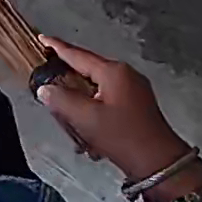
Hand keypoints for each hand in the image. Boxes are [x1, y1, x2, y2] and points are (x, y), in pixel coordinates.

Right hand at [35, 35, 191, 179]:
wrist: (159, 163)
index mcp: (113, 72)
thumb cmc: (122, 137)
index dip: (58, 47)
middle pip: (87, 71)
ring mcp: (134, 89)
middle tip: (49, 92)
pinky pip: (106, 100)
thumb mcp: (86, 119)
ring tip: (71, 125)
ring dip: (81, 106)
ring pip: (96, 89)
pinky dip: (94, 113)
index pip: (78, 55)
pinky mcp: (137, 104)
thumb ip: (61, 100)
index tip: (43, 38)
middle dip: (68, 84)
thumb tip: (45, 89)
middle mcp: (125, 74)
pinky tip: (89, 136)